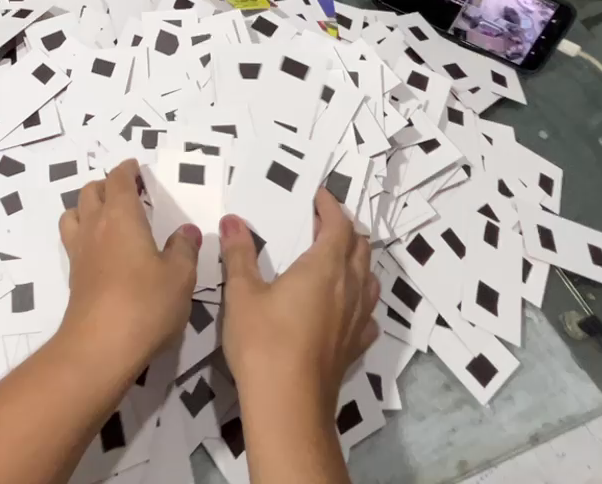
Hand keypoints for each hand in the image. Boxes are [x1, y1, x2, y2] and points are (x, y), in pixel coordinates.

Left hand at [56, 159, 201, 371]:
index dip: (127, 171)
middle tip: (128, 193)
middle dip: (107, 186)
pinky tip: (103, 251)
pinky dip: (85, 234)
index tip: (136, 169)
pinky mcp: (74, 276)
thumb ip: (184, 250)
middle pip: (91, 191)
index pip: (118, 180)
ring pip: (75, 213)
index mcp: (121, 216)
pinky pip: (74, 240)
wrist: (101, 346)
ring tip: (109, 217)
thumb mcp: (179, 276)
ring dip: (88, 207)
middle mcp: (95, 226)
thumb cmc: (145, 303)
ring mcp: (80, 251)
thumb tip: (187, 232)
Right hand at [220, 188, 378, 415]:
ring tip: (335, 257)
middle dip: (344, 229)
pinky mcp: (354, 347)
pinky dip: (359, 298)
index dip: (330, 207)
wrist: (287, 405)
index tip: (317, 195)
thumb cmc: (263, 341)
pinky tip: (345, 305)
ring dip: (356, 260)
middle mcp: (348, 289)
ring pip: (369, 279)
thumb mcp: (242, 292)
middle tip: (321, 221)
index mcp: (323, 268)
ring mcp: (355, 320)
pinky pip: (367, 313)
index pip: (339, 226)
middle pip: (360, 248)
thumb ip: (239, 254)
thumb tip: (232, 221)